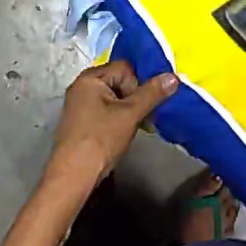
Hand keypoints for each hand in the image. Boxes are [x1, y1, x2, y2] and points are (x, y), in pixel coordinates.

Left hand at [46, 61, 177, 185]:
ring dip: (129, 109)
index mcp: (90, 78)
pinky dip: (118, 118)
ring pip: (115, 98)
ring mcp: (80, 106)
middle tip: (143, 114)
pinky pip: (106, 111)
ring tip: (136, 125)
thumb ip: (152, 93)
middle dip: (135, 97)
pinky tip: (124, 132)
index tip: (143, 103)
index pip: (125, 68)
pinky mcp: (81, 123)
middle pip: (120, 82)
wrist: (73, 178)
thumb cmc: (100, 139)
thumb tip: (173, 77)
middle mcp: (82, 87)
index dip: (138, 84)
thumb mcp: (131, 113)